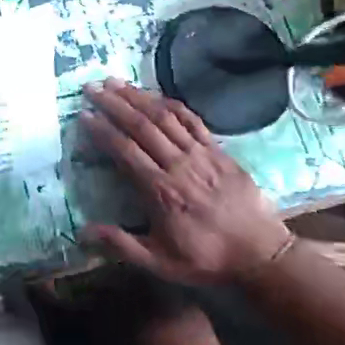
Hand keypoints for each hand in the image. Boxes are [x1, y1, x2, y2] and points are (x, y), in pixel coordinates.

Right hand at [80, 78, 291, 285]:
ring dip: (137, 96)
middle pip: (141, 125)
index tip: (84, 115)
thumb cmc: (206, 258)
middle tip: (92, 87)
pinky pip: (192, 120)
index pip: (124, 150)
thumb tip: (83, 232)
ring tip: (114, 82)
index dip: (102, 130)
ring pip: (165, 116)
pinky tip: (154, 95)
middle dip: (114, 103)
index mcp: (161, 191)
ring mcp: (201, 154)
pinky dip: (171, 103)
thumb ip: (122, 245)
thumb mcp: (160, 263)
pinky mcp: (218, 150)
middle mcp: (179, 165)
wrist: (261, 254)